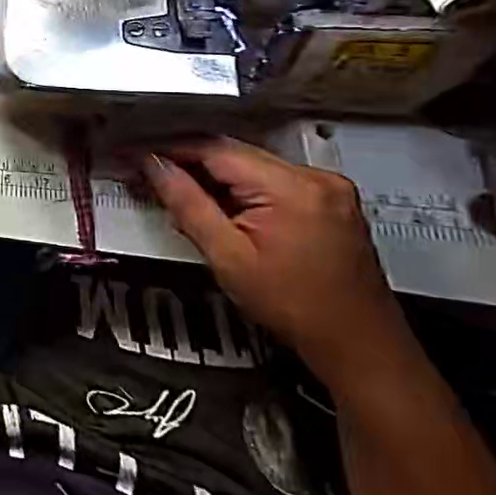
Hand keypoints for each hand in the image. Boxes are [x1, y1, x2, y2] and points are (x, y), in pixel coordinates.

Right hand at [134, 136, 415, 390]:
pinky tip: (216, 206)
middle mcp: (315, 176)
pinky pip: (270, 179)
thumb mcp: (228, 257)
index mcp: (293, 187)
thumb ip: (187, 204)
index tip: (136, 154)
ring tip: (175, 192)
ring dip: (211, 176)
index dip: (170, 149)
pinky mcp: (328, 198)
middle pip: (233, 153)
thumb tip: (154, 166)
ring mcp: (327, 186)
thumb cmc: (295, 308)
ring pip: (249, 165)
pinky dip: (238, 188)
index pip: (215, 150)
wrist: (359, 345)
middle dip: (186, 162)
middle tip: (145, 173)